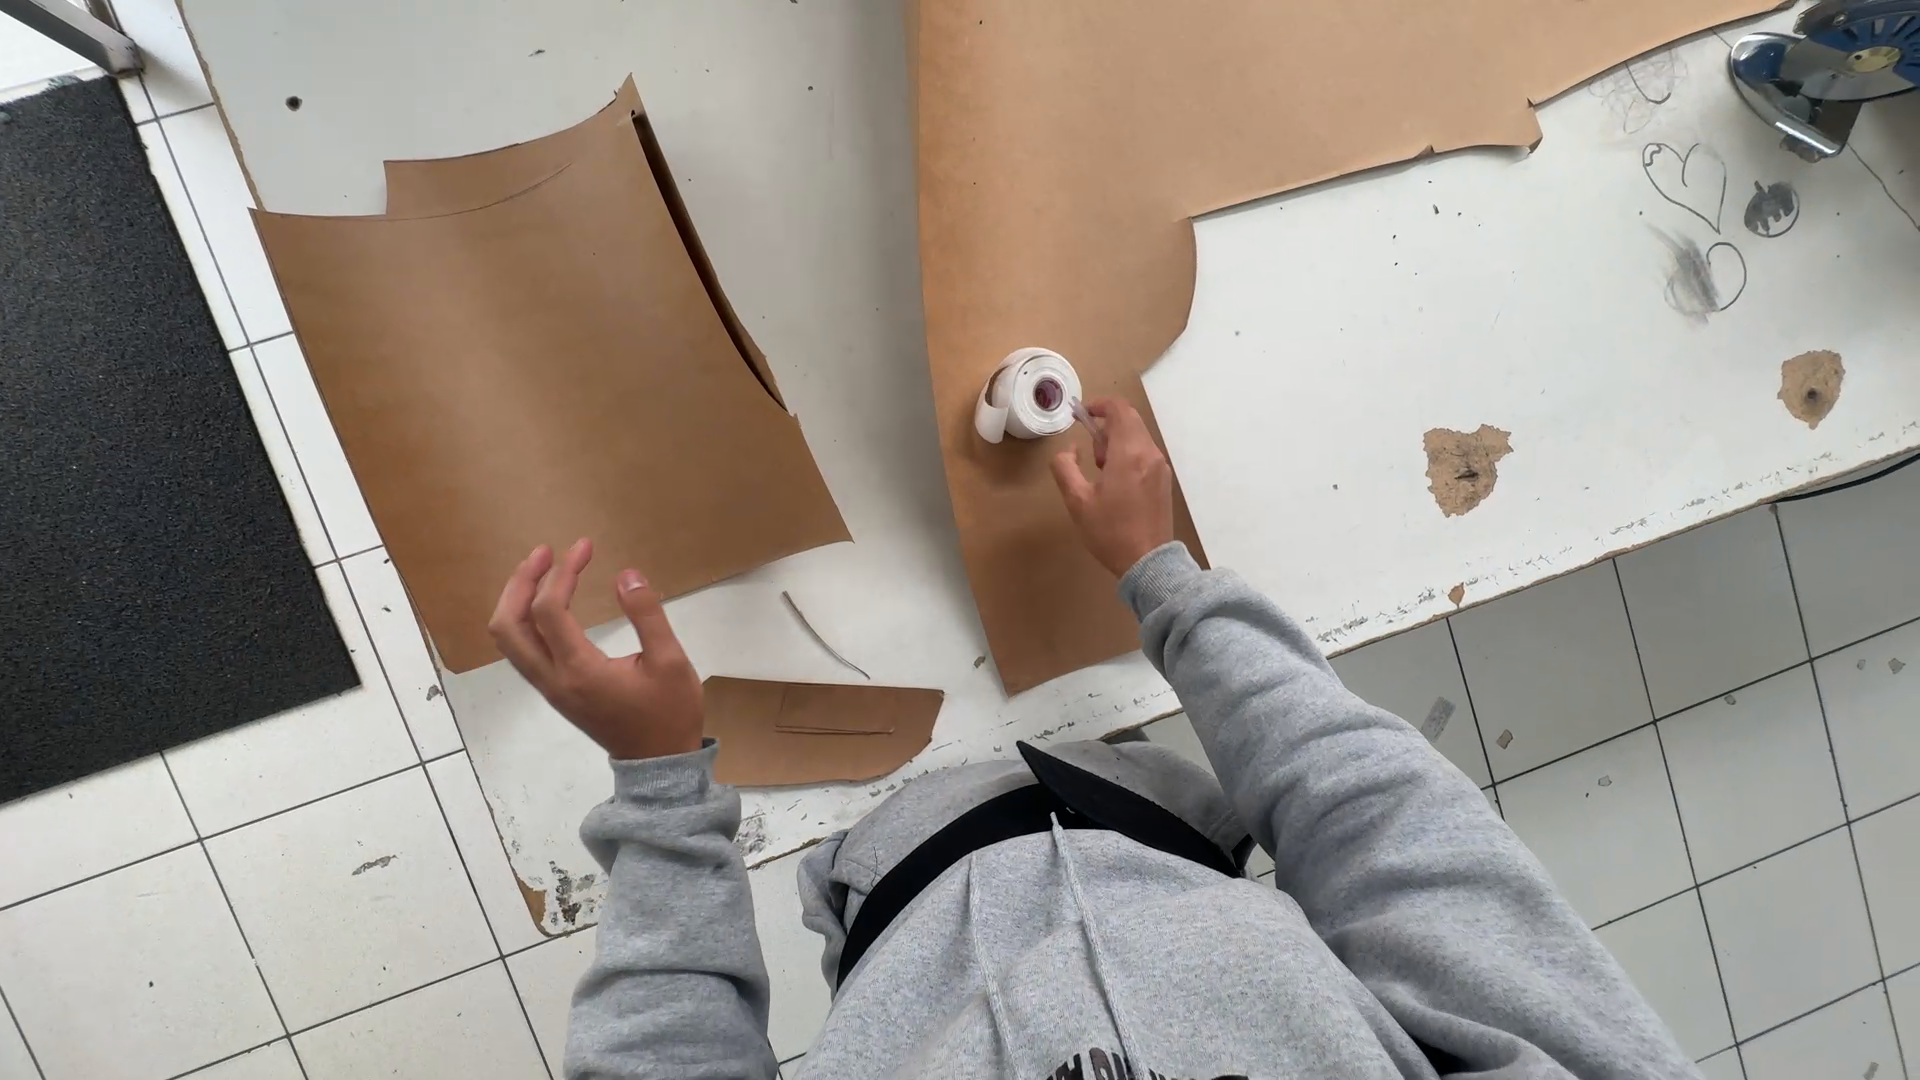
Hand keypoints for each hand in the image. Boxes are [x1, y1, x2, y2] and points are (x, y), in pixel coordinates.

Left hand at [488, 538, 703, 760]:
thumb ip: (648, 616)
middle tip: (546, 553)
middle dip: (521, 582)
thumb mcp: (670, 661)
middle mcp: (553, 679)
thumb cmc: (670, 712)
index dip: (563, 572)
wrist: (659, 762)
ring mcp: (549, 688)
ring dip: (517, 600)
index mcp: (580, 670)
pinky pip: (522, 650)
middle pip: (509, 625)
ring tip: (541, 571)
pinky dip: (524, 619)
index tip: (584, 548)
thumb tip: (627, 575)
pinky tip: (546, 604)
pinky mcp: (555, 691)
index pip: (549, 611)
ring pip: (508, 639)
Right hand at [1049, 397, 1175, 576]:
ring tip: (1101, 473)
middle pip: (1129, 420)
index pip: (1119, 409)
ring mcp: (1160, 466)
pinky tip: (1116, 483)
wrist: (1147, 562)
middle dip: (1106, 427)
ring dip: (1116, 443)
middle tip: (1090, 455)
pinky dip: (1127, 455)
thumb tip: (1071, 449)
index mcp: (1129, 454)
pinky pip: (1144, 453)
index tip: (1082, 414)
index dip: (1099, 405)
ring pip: (1137, 437)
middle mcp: (1149, 454)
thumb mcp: (1077, 500)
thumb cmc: (1109, 532)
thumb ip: (1065, 466)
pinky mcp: (1164, 480)